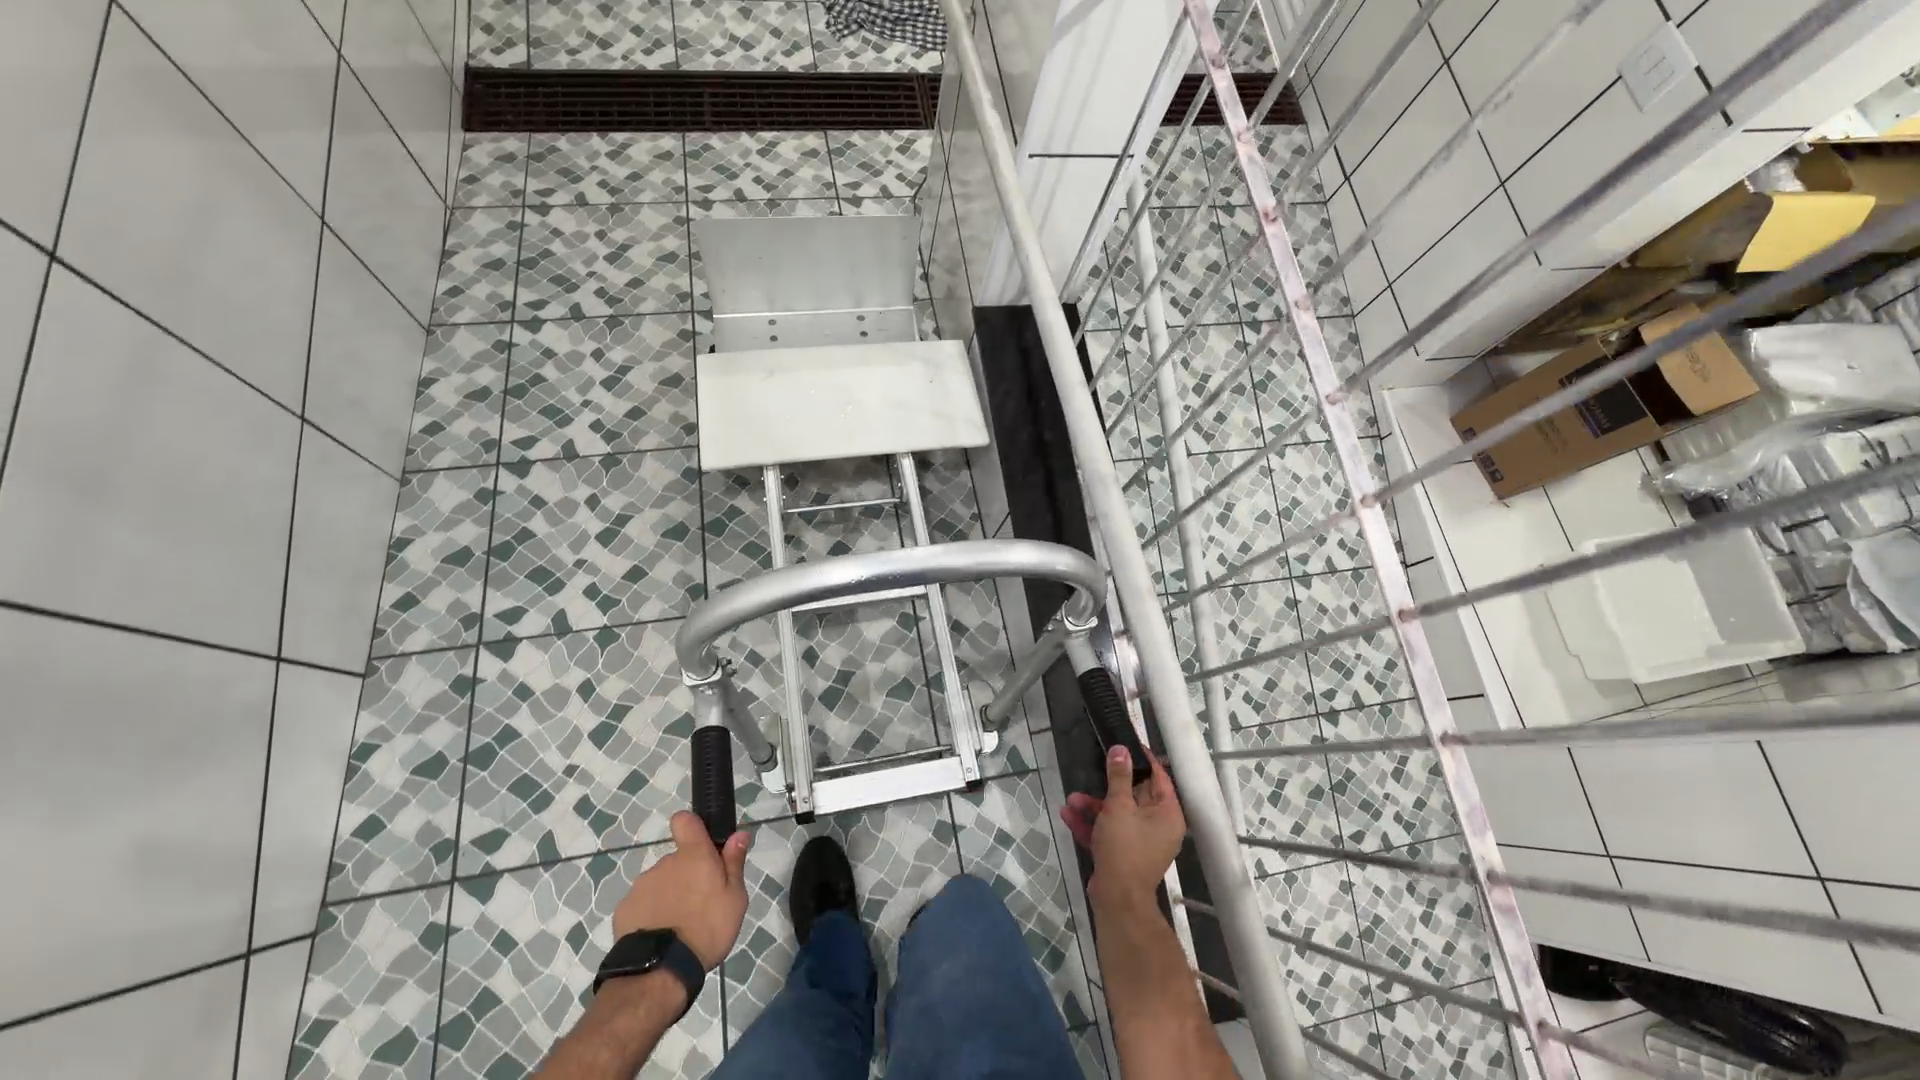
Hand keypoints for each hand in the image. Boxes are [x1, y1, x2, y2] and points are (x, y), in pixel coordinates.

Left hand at [613, 812, 751, 969]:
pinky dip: (652, 914)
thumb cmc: (707, 928)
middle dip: (688, 875)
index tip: (702, 845)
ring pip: (660, 882)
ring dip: (670, 895)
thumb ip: (734, 863)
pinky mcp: (625, 909)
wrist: (661, 969)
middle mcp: (664, 863)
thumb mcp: (735, 899)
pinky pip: (644, 904)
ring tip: (681, 925)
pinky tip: (661, 936)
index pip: (685, 821)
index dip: (692, 827)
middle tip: (701, 904)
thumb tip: (739, 833)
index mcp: (693, 856)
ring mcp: (641, 885)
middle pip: (677, 860)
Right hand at [1060, 746, 1185, 907]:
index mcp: (1167, 814)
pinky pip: (1109, 832)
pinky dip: (1091, 824)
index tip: (1126, 743)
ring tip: (1071, 799)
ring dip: (1093, 806)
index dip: (1142, 760)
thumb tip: (1121, 749)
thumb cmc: (1124, 848)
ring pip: (1117, 815)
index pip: (1159, 777)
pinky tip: (1068, 815)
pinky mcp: (1123, 854)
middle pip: (1135, 796)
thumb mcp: (1119, 807)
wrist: (1116, 899)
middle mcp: (1158, 827)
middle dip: (1108, 786)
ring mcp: (1140, 842)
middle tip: (1093, 766)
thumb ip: (1119, 777)